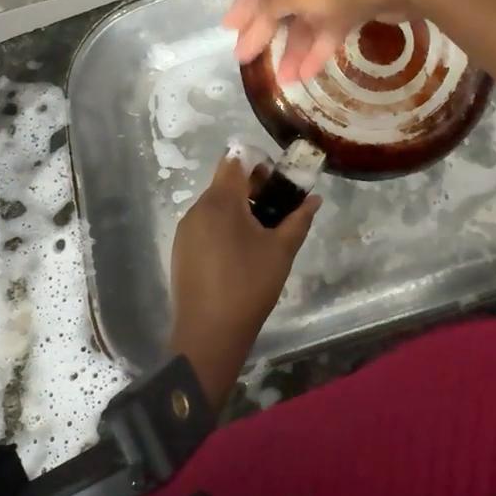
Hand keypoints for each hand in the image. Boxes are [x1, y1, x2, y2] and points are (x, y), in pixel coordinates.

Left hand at [168, 154, 318, 405]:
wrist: (208, 335)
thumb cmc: (249, 286)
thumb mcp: (281, 251)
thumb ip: (299, 219)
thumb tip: (314, 200)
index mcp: (220, 202)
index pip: (234, 160)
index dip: (258, 163)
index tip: (279, 180)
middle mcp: (197, 209)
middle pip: (225, 182)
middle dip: (253, 188)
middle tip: (279, 208)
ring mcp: (186, 231)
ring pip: (215, 205)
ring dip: (239, 208)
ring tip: (263, 233)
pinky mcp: (181, 250)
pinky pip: (205, 224)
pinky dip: (224, 226)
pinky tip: (241, 253)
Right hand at [222, 0, 442, 80]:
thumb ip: (268, 3)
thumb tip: (251, 16)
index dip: (243, 6)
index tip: (229, 31)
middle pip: (281, 0)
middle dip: (265, 31)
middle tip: (246, 57)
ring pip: (307, 17)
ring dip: (293, 48)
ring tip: (282, 77)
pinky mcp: (360, 2)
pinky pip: (331, 27)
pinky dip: (318, 49)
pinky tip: (305, 73)